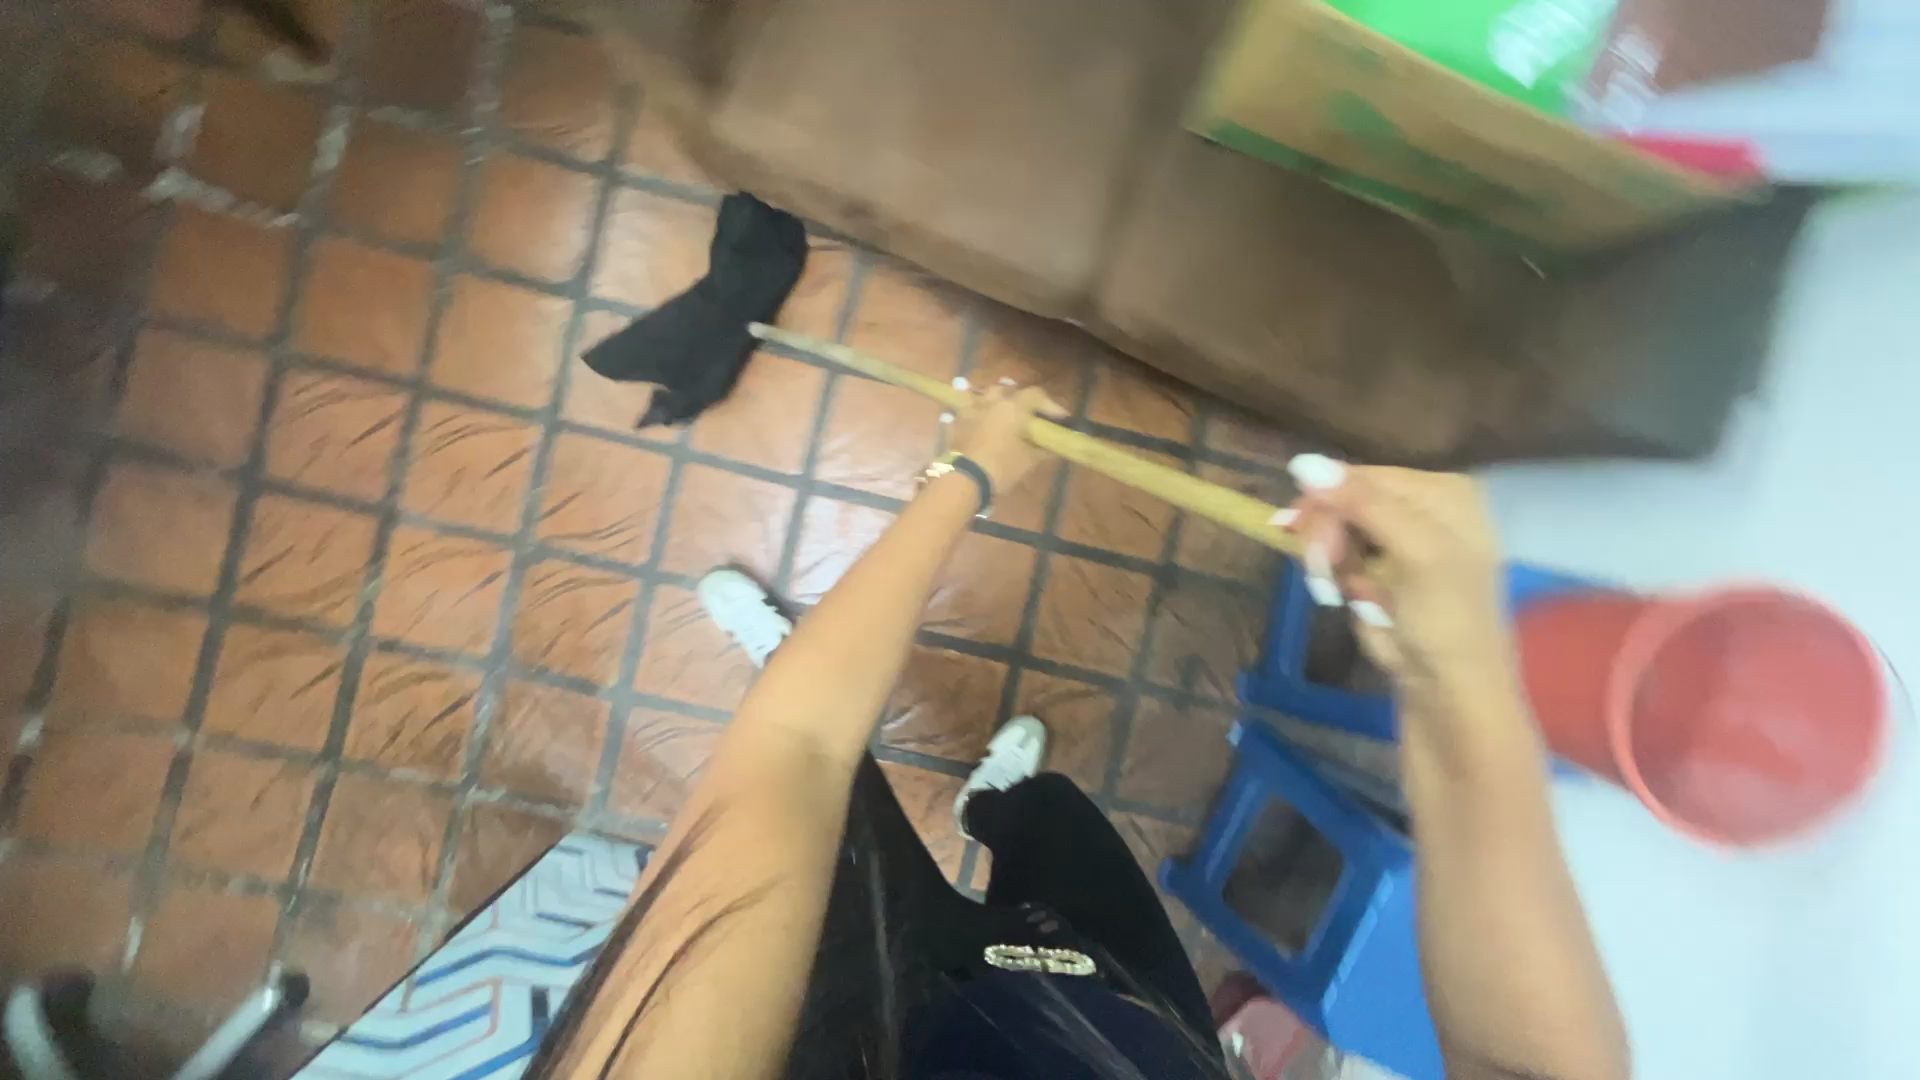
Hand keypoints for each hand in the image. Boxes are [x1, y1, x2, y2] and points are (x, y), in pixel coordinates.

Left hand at [947, 381, 1067, 492]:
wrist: (966, 478)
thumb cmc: (1002, 466)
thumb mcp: (1029, 460)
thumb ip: (1043, 450)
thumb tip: (1053, 448)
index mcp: (1013, 407)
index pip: (1036, 395)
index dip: (1050, 404)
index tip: (1060, 418)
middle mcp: (991, 403)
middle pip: (1005, 389)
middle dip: (1016, 397)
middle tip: (1024, 411)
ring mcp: (970, 411)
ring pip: (980, 395)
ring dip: (990, 400)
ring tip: (996, 410)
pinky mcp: (955, 424)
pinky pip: (961, 412)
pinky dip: (969, 414)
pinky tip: (972, 422)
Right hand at [1285, 462, 1517, 708]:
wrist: (1446, 685)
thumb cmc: (1445, 616)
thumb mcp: (1415, 552)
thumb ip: (1363, 504)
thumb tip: (1301, 462)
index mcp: (1442, 491)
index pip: (1360, 477)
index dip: (1326, 505)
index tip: (1307, 540)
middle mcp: (1419, 506)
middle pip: (1341, 500)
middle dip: (1326, 538)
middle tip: (1324, 572)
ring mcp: (1394, 538)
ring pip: (1330, 528)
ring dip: (1325, 561)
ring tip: (1338, 590)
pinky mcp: (1374, 566)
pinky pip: (1332, 553)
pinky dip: (1330, 574)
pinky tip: (1342, 593)